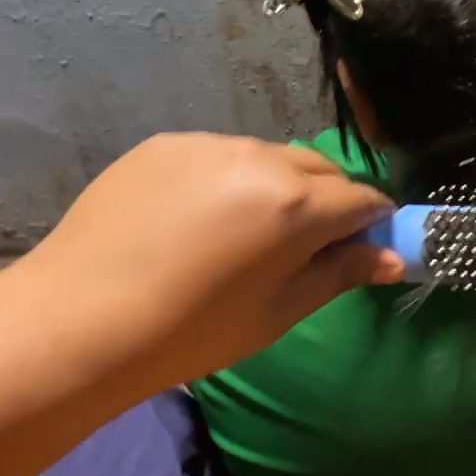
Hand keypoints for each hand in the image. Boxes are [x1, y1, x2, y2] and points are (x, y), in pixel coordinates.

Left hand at [15, 133, 402, 389]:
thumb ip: (341, 274)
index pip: (363, 199)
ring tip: (248, 233)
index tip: (366, 247)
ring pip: (270, 158)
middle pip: (321, 170)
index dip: (374, 223)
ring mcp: (207, 145)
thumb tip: (395, 259)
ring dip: (280, 187)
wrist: (81, 319)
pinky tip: (201, 220)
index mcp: (295, 204)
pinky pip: (220, 156)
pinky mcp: (165, 144)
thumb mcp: (280, 312)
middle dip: (331, 201)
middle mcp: (259, 158)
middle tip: (309, 245)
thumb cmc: (194, 332)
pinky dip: (231, 180)